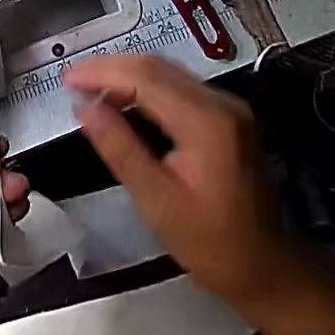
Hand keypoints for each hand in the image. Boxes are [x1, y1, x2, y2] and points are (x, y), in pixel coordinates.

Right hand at [66, 55, 307, 316]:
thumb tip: (84, 108)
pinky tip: (125, 101)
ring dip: (129, 75)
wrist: (266, 266)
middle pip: (158, 67)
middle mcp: (221, 103)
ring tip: (91, 88)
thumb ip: (120, 148)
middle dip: (112, 68)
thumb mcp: (157, 201)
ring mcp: (229, 107)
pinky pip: (181, 87)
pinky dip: (148, 87)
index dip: (103, 72)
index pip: (146, 78)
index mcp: (207, 123)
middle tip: (74, 80)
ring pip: (169, 73)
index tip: (68, 78)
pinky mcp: (228, 115)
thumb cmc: (211, 244)